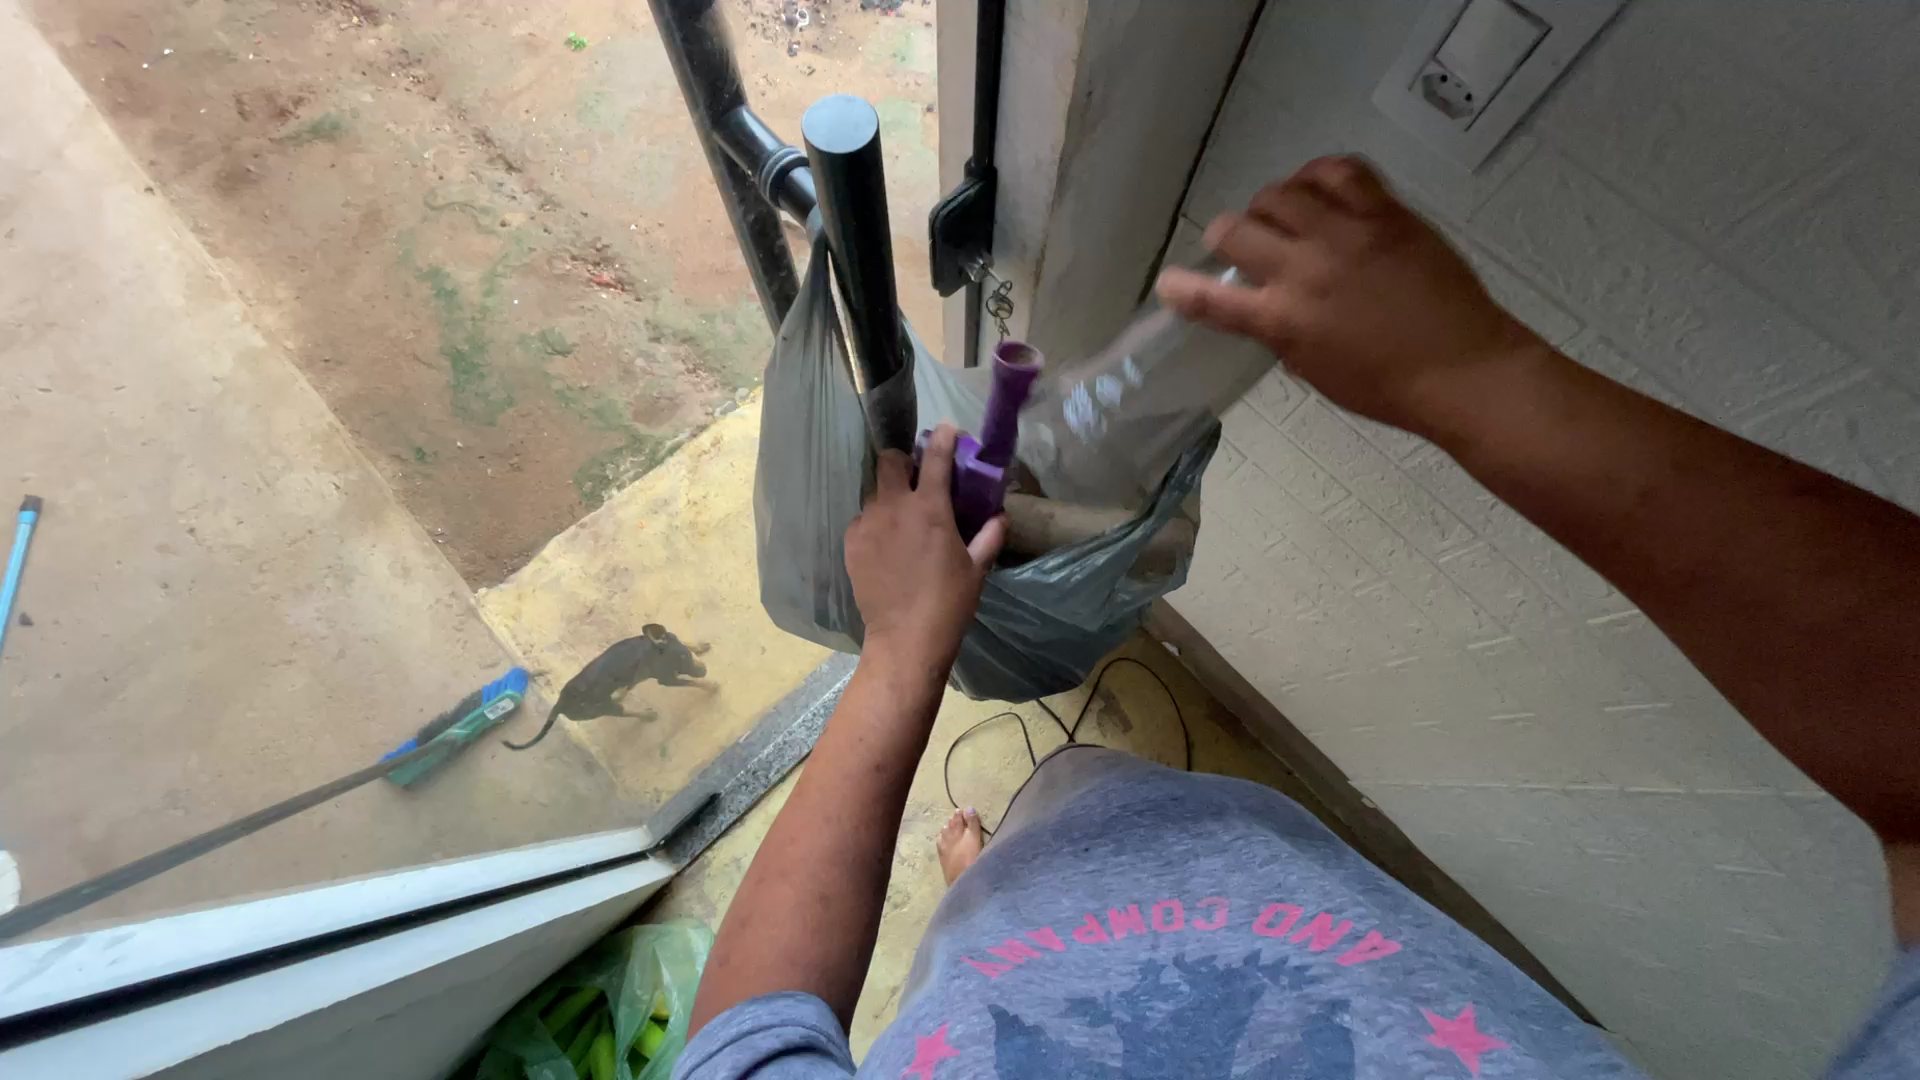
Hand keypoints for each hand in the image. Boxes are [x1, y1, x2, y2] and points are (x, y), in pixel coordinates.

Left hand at [845, 425, 1006, 677]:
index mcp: (930, 509)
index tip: (946, 429)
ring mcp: (867, 524)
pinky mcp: (851, 543)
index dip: (943, 438)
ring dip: (889, 497)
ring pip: (874, 493)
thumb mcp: (977, 569)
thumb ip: (989, 536)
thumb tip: (999, 516)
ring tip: (901, 520)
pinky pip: (863, 520)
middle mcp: (894, 507)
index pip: (937, 458)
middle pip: (889, 461)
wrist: (905, 638)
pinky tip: (886, 545)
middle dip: (903, 462)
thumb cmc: (949, 603)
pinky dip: (876, 524)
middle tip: (916, 477)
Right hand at [1156, 155, 1543, 434]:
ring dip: (1267, 205)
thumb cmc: (1381, 385)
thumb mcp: (1312, 368)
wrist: (1460, 367)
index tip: (1167, 283)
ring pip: (1280, 193)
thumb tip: (1267, 307)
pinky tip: (1317, 190)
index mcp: (1282, 320)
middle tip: (1236, 244)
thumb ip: (1280, 332)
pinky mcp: (1385, 212)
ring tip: (1281, 216)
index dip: (1181, 289)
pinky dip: (1315, 176)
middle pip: (1237, 230)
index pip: (1212, 300)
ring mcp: (1345, 234)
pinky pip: (1338, 171)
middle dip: (1223, 236)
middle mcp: (1304, 270)